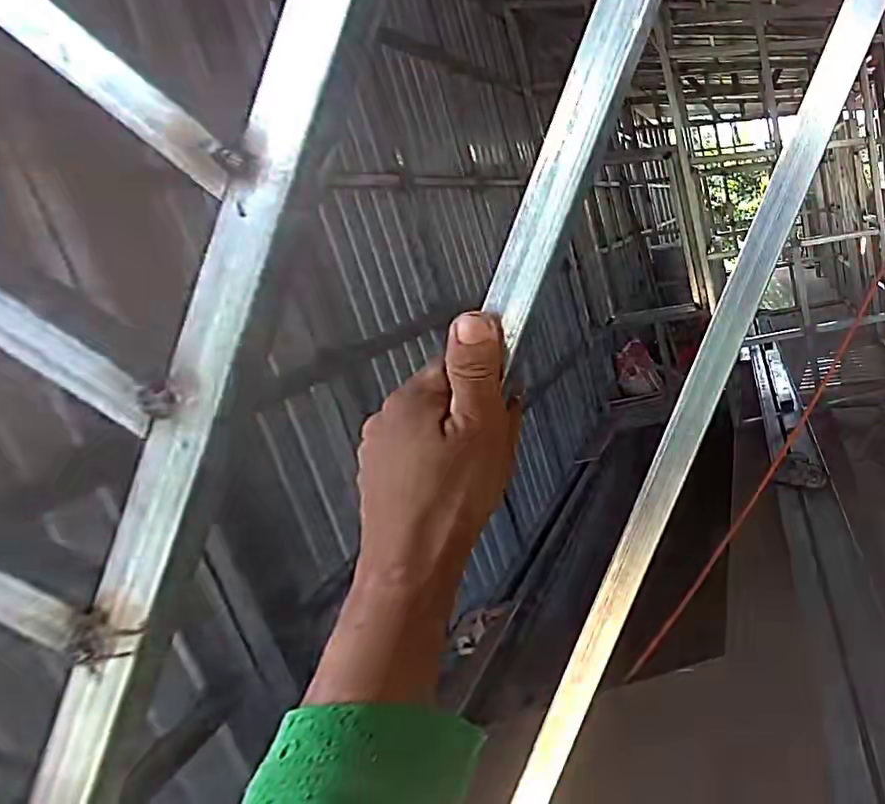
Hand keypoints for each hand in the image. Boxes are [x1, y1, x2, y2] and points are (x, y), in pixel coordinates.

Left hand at [355, 312, 521, 595]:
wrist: (414, 566)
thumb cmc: (453, 496)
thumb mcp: (479, 424)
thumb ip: (476, 370)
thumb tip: (473, 318)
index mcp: (412, 396)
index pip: (460, 362)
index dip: (490, 382)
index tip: (502, 407)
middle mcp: (389, 414)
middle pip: (451, 392)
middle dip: (480, 412)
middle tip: (493, 444)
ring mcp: (382, 446)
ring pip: (440, 422)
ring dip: (465, 436)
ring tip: (479, 469)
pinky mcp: (384, 472)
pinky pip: (426, 448)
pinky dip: (446, 458)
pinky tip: (458, 485)